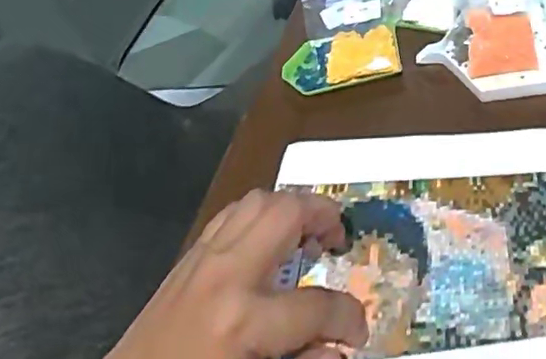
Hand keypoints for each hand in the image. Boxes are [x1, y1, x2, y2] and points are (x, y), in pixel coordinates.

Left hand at [107, 190, 366, 358]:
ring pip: (259, 201)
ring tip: (306, 231)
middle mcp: (227, 275)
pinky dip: (258, 214)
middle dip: (323, 218)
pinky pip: (231, 214)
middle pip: (287, 215)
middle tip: (336, 241)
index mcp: (244, 321)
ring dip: (291, 207)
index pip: (315, 308)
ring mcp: (204, 259)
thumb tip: (337, 346)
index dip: (347, 318)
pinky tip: (266, 236)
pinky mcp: (187, 257)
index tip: (358, 329)